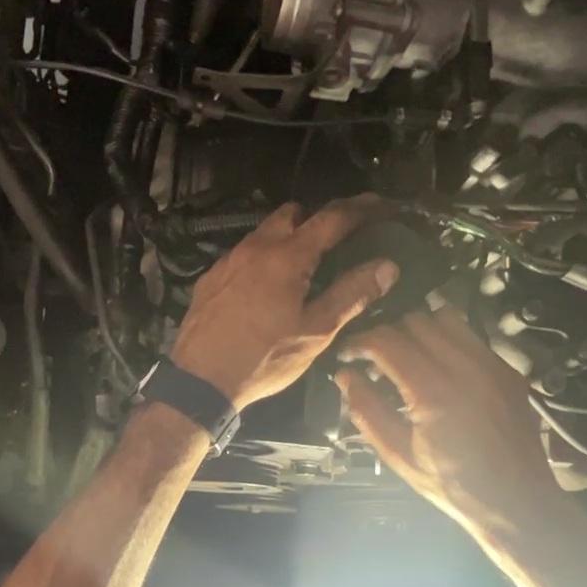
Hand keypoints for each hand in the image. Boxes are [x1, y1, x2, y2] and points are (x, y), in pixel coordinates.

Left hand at [170, 197, 399, 409]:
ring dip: (290, 237)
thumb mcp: (316, 331)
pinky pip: (244, 255)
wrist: (200, 381)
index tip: (385, 206)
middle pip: (293, 212)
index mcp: (287, 256)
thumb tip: (387, 265)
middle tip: (343, 238)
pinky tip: (269, 287)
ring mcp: (228, 261)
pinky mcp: (211, 278)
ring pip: (265, 232)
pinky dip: (264, 259)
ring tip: (308, 264)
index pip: (332, 217)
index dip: (364, 208)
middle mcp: (255, 247)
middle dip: (321, 217)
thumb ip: (351, 294)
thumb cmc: (263, 358)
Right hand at [335, 310, 567, 533]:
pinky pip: (471, 338)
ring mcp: (491, 365)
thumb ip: (367, 410)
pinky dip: (448, 342)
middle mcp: (464, 368)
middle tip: (377, 361)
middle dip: (388, 335)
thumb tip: (346, 376)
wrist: (516, 501)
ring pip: (445, 319)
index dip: (360, 343)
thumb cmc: (451, 484)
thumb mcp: (398, 454)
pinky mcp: (508, 371)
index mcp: (432, 391)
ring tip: (409, 357)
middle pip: (414, 322)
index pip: (387, 341)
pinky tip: (440, 368)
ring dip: (419, 331)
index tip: (349, 356)